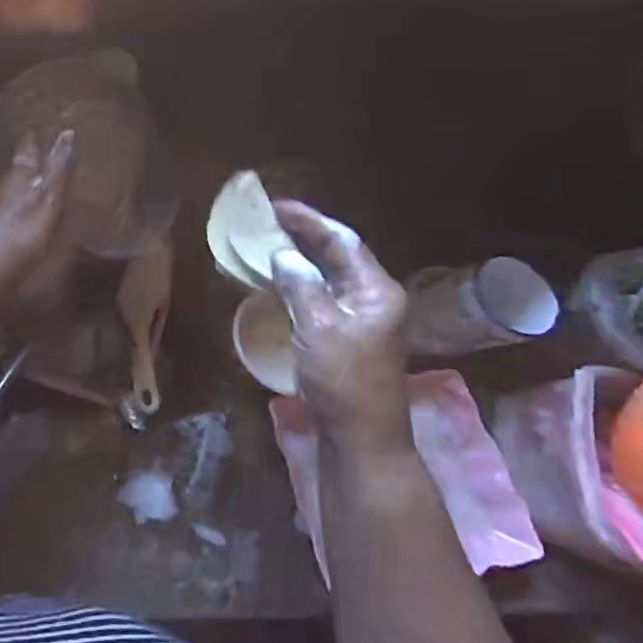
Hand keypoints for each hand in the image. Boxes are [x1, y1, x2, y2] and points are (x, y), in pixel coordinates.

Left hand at [0, 130, 74, 285]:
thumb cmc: (23, 234)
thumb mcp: (49, 200)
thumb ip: (58, 170)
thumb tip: (68, 133)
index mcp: (21, 175)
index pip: (29, 147)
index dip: (35, 137)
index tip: (44, 126)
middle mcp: (7, 185)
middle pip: (21, 164)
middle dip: (32, 154)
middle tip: (46, 144)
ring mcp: (0, 207)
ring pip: (16, 182)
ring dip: (28, 176)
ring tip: (44, 173)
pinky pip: (15, 203)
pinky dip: (25, 198)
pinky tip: (31, 206)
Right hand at [270, 201, 410, 448]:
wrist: (360, 435)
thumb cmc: (343, 379)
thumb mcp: (319, 327)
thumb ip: (301, 285)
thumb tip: (283, 255)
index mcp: (376, 290)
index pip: (342, 241)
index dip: (309, 221)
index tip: (276, 206)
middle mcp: (372, 297)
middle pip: (337, 254)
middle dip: (303, 234)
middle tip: (268, 219)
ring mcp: (361, 316)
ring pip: (327, 274)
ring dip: (299, 256)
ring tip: (267, 241)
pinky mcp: (345, 333)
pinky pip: (320, 294)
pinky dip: (298, 280)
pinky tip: (276, 278)